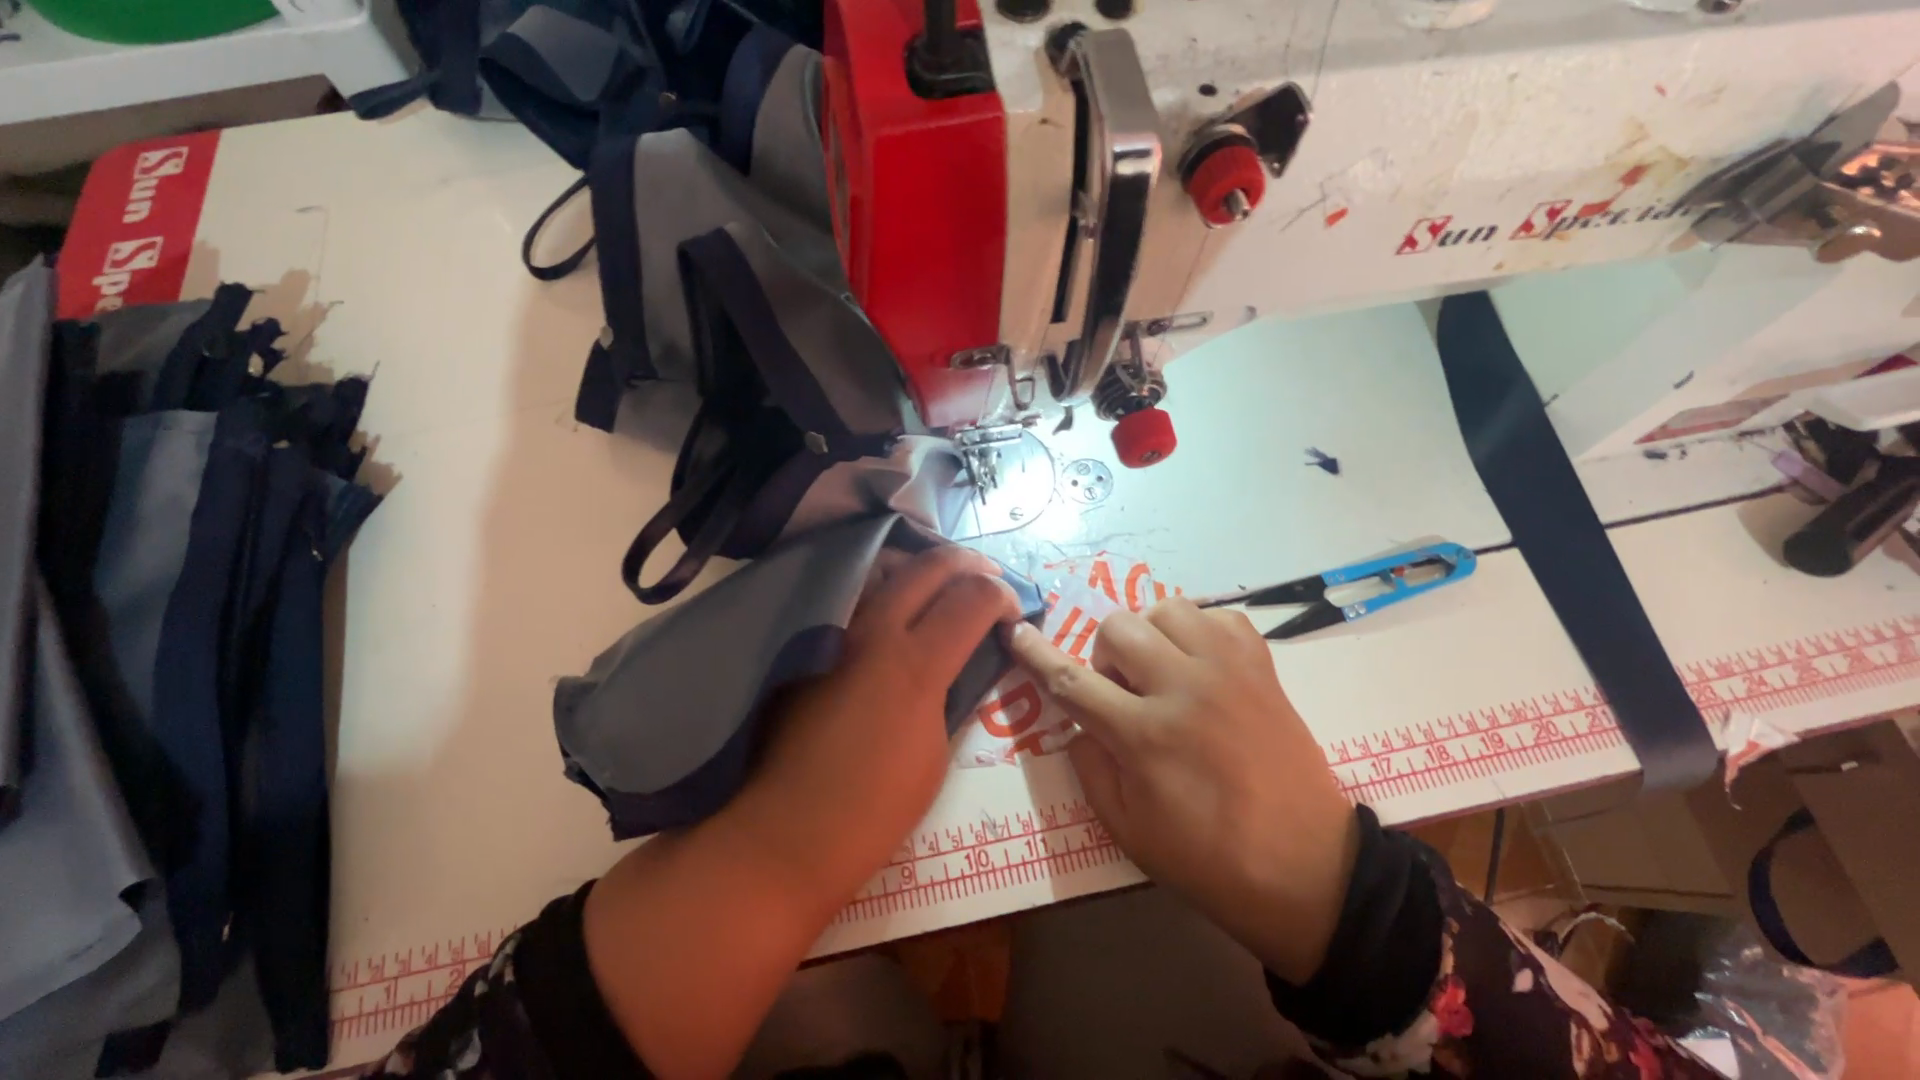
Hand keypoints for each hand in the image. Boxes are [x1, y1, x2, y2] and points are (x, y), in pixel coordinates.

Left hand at [731, 544, 1023, 905]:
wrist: (788, 831)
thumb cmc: (875, 808)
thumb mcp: (936, 752)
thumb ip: (949, 694)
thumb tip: (958, 664)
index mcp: (915, 665)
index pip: (973, 597)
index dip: (1002, 595)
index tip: (1012, 610)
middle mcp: (873, 632)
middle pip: (929, 566)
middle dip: (969, 564)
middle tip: (988, 576)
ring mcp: (833, 633)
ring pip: (882, 569)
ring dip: (920, 568)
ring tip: (939, 583)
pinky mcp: (805, 644)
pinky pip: (851, 597)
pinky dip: (881, 590)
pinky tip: (891, 609)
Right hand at [1005, 598, 1359, 983]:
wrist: (1305, 868)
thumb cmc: (1207, 859)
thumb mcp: (1126, 828)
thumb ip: (1091, 764)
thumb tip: (1080, 721)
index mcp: (1145, 736)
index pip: (1072, 681)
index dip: (1037, 654)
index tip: (1016, 632)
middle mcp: (1184, 688)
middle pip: (1118, 628)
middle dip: (1105, 657)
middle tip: (1123, 695)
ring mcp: (1229, 670)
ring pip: (1167, 608)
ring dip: (1150, 634)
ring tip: (1161, 672)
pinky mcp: (1263, 667)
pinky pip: (1218, 616)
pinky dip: (1199, 631)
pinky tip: (1200, 666)